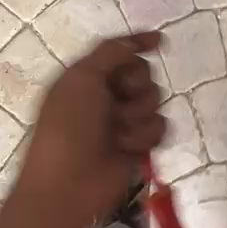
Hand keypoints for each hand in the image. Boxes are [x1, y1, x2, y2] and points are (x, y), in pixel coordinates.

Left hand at [11, 32, 165, 226]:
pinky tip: (126, 148)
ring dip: (137, 114)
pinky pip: (159, 126)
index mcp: (88, 76)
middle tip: (120, 98)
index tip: (159, 41)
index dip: (139, 43)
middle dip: (136, 85)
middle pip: (143, 73)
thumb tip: (135, 42)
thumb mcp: (81, 78)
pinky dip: (143, 136)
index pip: (120, 51)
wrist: (67, 185)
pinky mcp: (138, 144)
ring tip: (118, 131)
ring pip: (154, 99)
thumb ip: (111, 52)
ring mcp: (124, 120)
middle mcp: (108, 94)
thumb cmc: (67, 127)